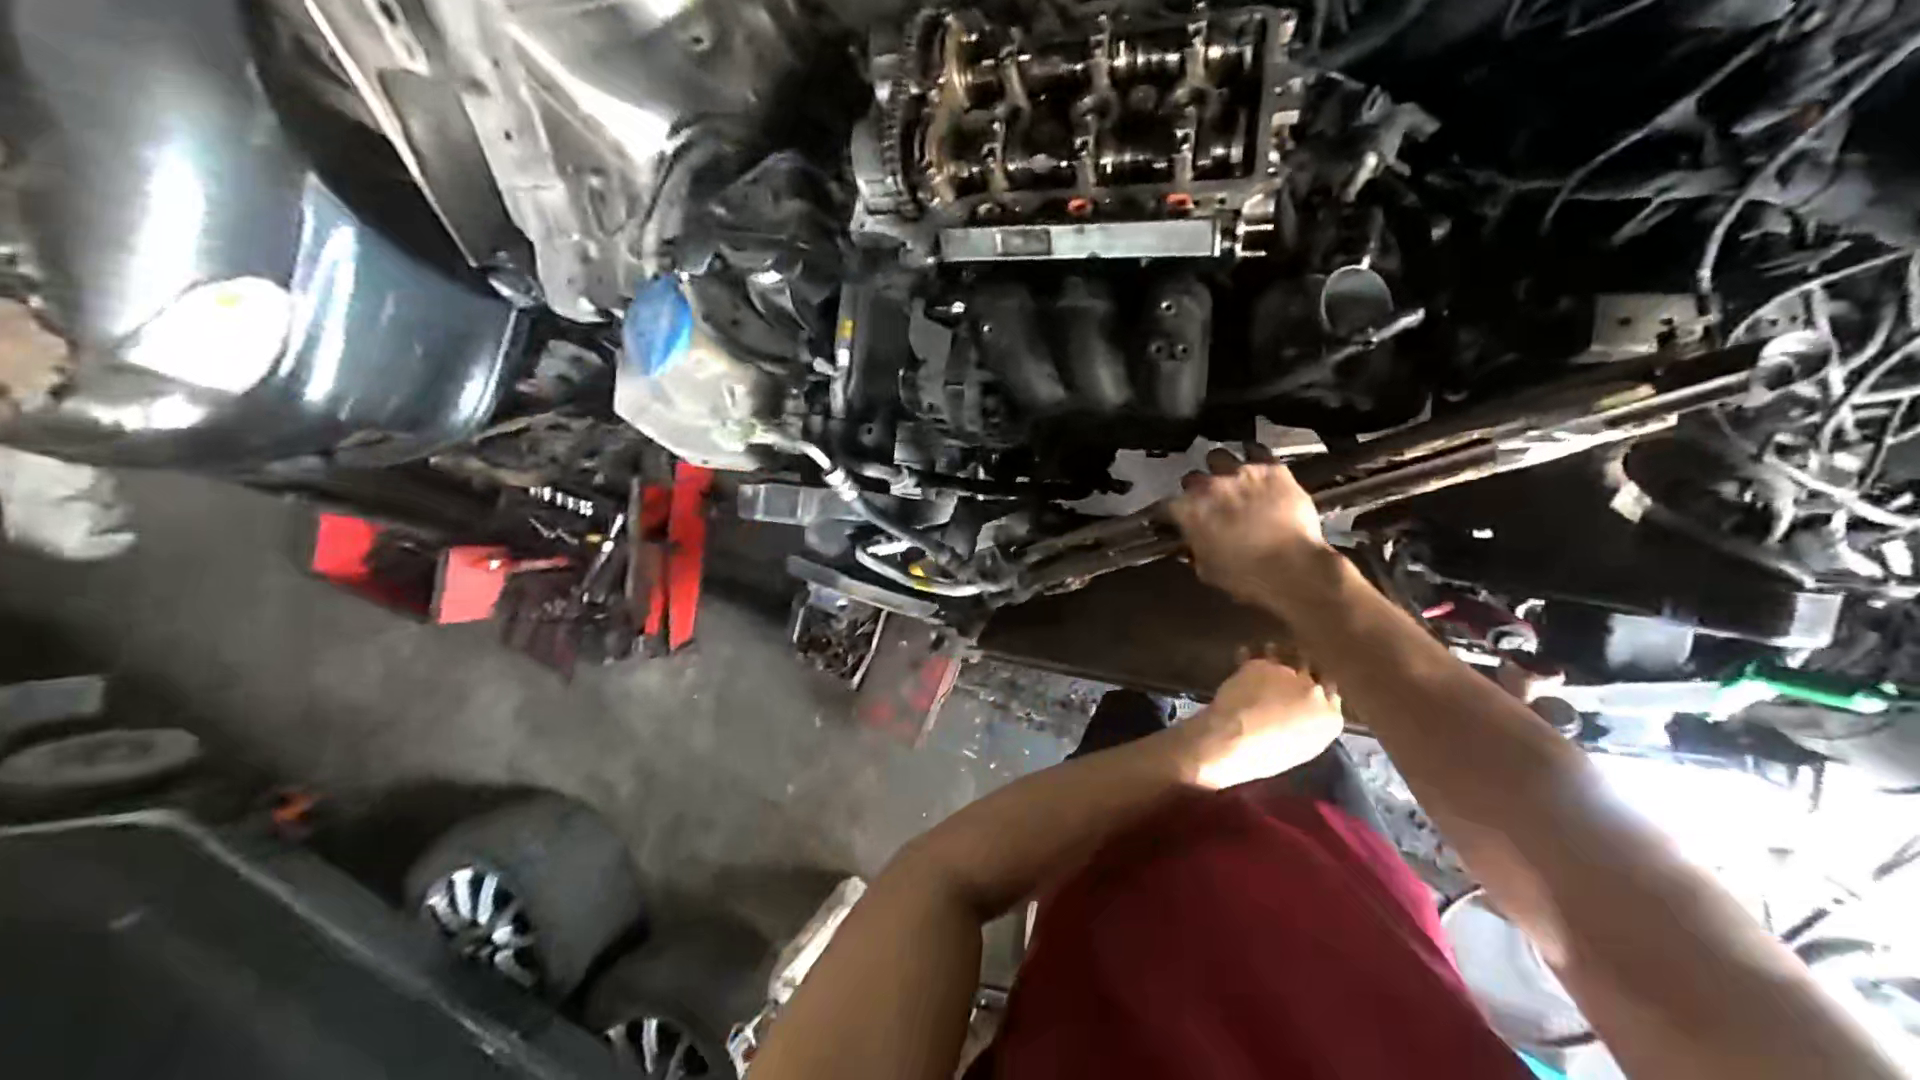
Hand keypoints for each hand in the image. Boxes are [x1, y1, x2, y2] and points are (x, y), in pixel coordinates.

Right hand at [1168, 452, 1330, 606]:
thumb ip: (1195, 549)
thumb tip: (1193, 544)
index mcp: (1188, 512)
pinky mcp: (1272, 469)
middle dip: (1196, 489)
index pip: (1164, 506)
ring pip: (1219, 456)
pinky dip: (1253, 455)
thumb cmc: (1245, 576)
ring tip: (1230, 478)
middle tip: (1208, 501)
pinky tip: (1255, 462)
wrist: (1292, 569)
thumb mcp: (1207, 570)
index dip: (1168, 514)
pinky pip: (1257, 450)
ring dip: (1220, 468)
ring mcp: (1240, 473)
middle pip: (1192, 478)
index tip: (1173, 520)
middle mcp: (1208, 486)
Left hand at [1177, 658, 1342, 789]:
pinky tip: (1244, 653)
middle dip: (1304, 668)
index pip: (1331, 693)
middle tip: (1292, 669)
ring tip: (1271, 652)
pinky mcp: (1261, 664)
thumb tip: (1307, 716)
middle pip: (1313, 671)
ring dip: (1280, 654)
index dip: (1319, 689)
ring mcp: (1288, 674)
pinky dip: (1250, 654)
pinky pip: (1256, 654)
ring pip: (1288, 656)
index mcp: (1330, 717)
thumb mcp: (1301, 749)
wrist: (1235, 739)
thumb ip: (1312, 727)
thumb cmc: (1267, 756)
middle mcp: (1314, 691)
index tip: (1309, 688)